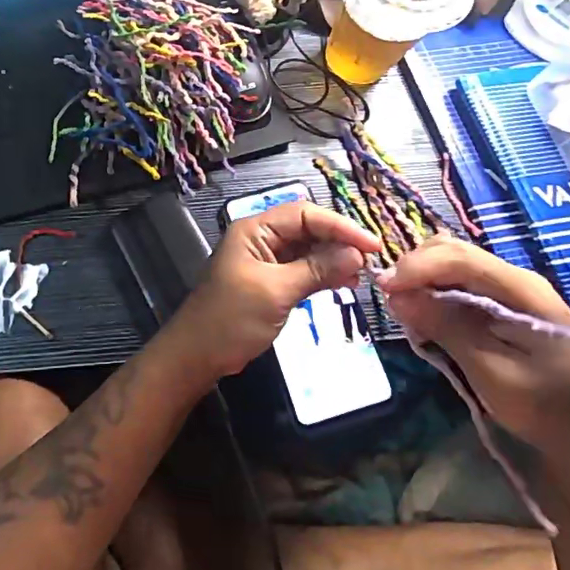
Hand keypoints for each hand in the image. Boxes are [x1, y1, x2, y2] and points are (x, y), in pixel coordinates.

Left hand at [160, 201, 381, 379]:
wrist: (199, 355)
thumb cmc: (231, 319)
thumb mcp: (276, 292)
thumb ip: (315, 270)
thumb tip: (355, 255)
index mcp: (255, 229)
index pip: (303, 214)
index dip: (339, 225)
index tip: (371, 244)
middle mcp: (262, 238)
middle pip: (308, 228)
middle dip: (340, 241)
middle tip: (371, 260)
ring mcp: (267, 260)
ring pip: (309, 249)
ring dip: (335, 258)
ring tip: (362, 274)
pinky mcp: (272, 281)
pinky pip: (304, 268)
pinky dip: (325, 273)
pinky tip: (346, 282)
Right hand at [378, 235, 569, 450]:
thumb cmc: (544, 410)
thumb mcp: (491, 373)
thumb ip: (446, 329)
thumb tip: (397, 297)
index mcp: (524, 291)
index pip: (461, 257)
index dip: (418, 266)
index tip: (385, 288)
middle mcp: (517, 278)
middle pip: (455, 251)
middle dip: (416, 266)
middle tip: (390, 297)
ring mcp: (512, 287)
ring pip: (454, 261)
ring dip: (423, 275)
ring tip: (403, 304)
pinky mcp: (504, 301)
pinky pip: (461, 280)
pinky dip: (435, 288)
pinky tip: (424, 309)